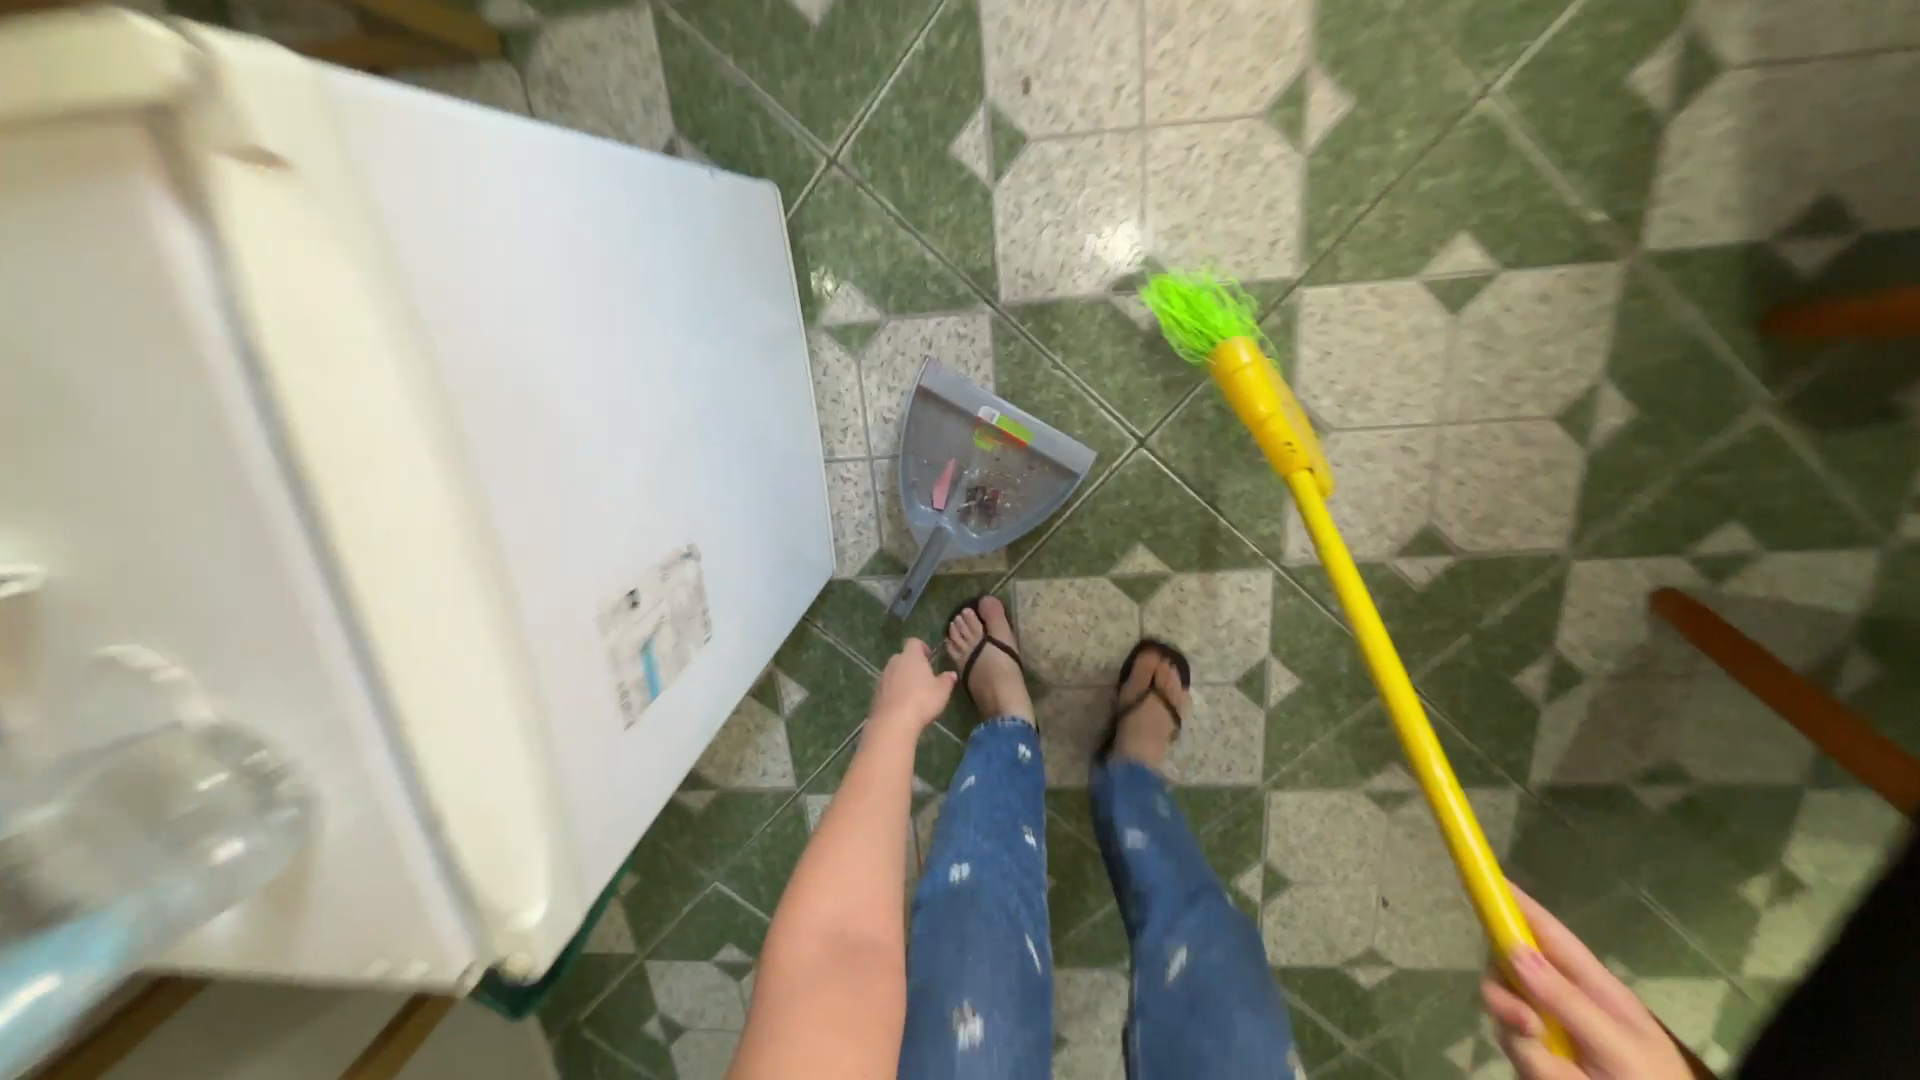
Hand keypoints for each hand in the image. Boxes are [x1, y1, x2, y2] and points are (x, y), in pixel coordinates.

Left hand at [867, 639, 955, 738]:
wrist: (893, 721)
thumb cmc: (922, 700)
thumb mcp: (942, 691)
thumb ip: (947, 680)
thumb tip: (951, 674)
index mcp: (911, 657)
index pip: (914, 642)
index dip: (922, 648)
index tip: (929, 658)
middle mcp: (894, 663)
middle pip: (902, 657)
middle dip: (911, 665)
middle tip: (923, 678)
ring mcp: (883, 678)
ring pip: (893, 672)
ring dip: (902, 678)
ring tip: (913, 693)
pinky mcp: (876, 693)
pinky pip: (887, 687)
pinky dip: (894, 692)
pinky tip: (902, 705)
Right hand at [1482, 886, 1694, 1079]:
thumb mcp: (1620, 1046)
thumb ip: (1566, 1001)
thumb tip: (1512, 948)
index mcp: (1592, 985)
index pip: (1546, 933)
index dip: (1514, 903)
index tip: (1482, 878)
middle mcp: (1562, 999)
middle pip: (1506, 969)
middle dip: (1505, 994)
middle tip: (1525, 1025)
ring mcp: (1548, 1029)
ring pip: (1502, 1009)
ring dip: (1521, 1040)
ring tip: (1558, 1074)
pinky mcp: (1537, 1058)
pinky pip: (1512, 1047)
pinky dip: (1532, 1068)